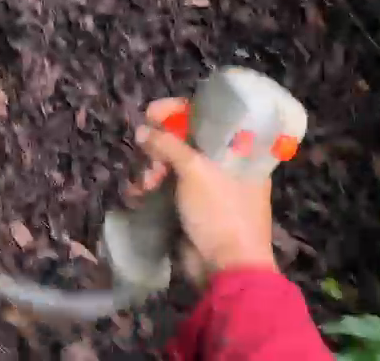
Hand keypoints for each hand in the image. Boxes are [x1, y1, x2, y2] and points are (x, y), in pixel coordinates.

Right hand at [132, 98, 277, 279]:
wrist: (227, 269)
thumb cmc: (220, 213)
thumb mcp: (195, 171)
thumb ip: (167, 143)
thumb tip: (142, 131)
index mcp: (239, 156)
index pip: (207, 117)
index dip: (176, 110)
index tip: (150, 113)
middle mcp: (225, 167)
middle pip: (183, 139)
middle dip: (159, 145)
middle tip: (149, 156)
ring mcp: (208, 188)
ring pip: (170, 162)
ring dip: (151, 168)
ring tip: (147, 183)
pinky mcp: (192, 205)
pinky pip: (166, 184)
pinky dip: (151, 186)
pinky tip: (140, 193)